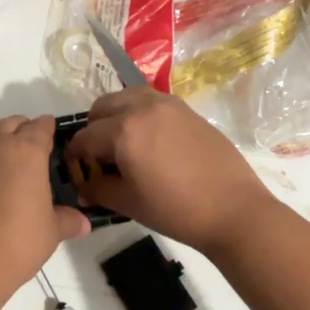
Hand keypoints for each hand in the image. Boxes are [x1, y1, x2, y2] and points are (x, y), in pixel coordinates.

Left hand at [0, 116, 90, 282]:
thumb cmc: (19, 238)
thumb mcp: (52, 231)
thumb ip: (67, 220)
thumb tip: (82, 223)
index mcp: (26, 151)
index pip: (40, 126)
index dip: (48, 128)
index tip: (54, 135)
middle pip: (11, 123)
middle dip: (23, 129)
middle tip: (35, 148)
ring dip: (1, 145)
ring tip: (13, 167)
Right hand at [65, 88, 271, 253]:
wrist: (234, 211)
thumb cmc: (176, 211)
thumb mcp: (128, 203)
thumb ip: (97, 189)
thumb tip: (82, 185)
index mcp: (123, 131)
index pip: (84, 137)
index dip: (75, 154)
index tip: (75, 168)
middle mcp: (141, 107)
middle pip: (101, 107)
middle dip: (94, 129)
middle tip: (100, 157)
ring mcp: (166, 104)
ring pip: (126, 97)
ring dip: (116, 115)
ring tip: (125, 143)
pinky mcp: (186, 109)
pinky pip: (150, 101)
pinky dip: (140, 113)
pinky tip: (151, 140)